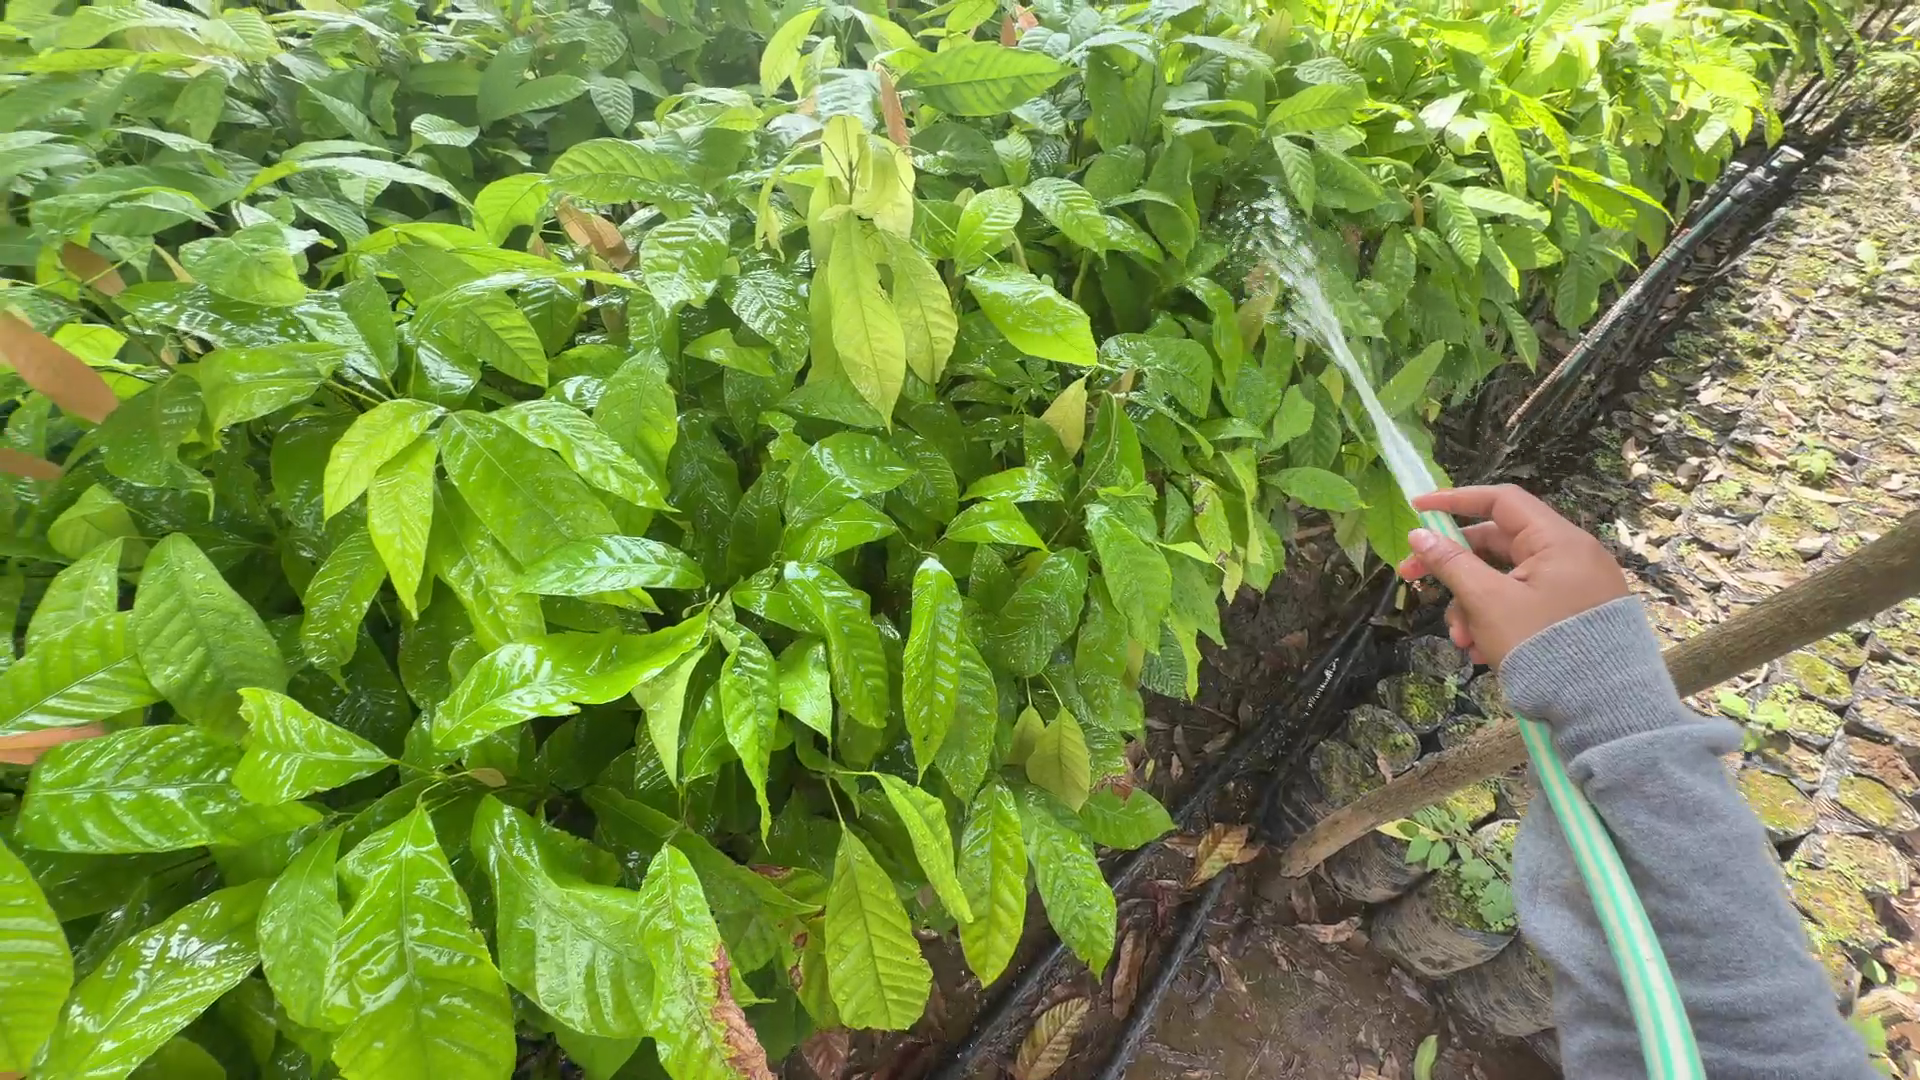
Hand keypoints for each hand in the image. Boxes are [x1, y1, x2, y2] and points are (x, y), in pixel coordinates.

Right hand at [1395, 485, 1628, 667]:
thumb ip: (1450, 563)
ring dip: (1470, 604)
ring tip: (1460, 639)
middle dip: (1452, 567)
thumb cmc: (1542, 644)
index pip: (1501, 501)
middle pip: (1495, 544)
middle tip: (1410, 578)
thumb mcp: (1486, 600)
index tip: (1417, 509)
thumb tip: (1420, 535)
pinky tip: (1480, 649)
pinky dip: (1493, 619)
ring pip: (1502, 579)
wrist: (1604, 709)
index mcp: (1558, 543)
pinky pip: (1520, 602)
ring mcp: (1572, 587)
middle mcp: (1570, 557)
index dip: (1455, 500)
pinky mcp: (1570, 615)